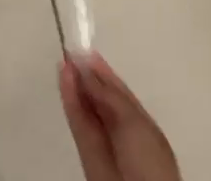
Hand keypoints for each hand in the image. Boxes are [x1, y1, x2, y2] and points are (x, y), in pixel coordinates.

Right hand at [59, 54, 181, 180]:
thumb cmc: (147, 160)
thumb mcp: (135, 123)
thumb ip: (109, 96)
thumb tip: (86, 68)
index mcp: (143, 124)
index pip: (120, 92)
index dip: (103, 71)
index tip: (86, 50)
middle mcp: (122, 129)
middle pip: (100, 98)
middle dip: (86, 75)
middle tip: (70, 51)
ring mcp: (103, 138)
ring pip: (86, 107)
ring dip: (75, 83)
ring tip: (63, 59)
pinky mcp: (85, 148)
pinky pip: (76, 119)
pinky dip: (69, 97)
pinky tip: (63, 76)